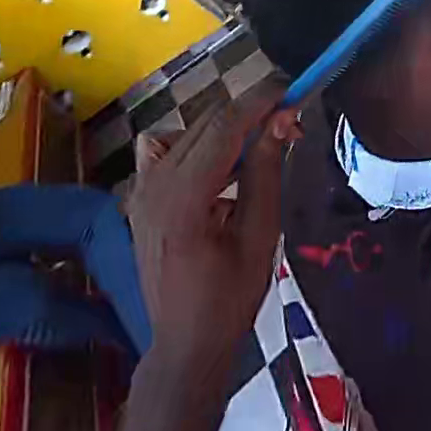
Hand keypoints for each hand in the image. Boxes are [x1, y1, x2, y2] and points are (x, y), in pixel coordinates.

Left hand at [121, 79, 298, 430]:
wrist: (185, 344)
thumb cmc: (230, 298)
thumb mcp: (260, 234)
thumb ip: (266, 169)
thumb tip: (282, 118)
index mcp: (182, 200)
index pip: (224, 128)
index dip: (259, 101)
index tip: (290, 86)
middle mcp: (152, 185)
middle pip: (207, 122)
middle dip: (250, 113)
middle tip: (288, 120)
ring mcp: (140, 187)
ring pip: (189, 129)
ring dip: (227, 127)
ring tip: (258, 146)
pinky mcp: (139, 193)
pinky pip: (165, 145)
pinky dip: (194, 141)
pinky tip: (214, 164)